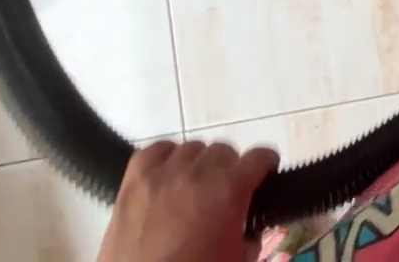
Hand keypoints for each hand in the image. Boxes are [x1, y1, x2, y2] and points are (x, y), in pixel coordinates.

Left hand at [97, 141, 277, 261]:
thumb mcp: (239, 261)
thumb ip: (251, 236)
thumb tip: (249, 226)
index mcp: (230, 188)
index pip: (260, 155)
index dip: (265, 166)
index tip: (262, 177)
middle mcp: (199, 171)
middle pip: (224, 150)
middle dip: (229, 170)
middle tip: (222, 196)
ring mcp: (164, 174)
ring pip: (192, 148)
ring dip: (197, 166)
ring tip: (191, 191)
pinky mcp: (133, 182)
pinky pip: (155, 151)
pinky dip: (164, 159)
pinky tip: (166, 178)